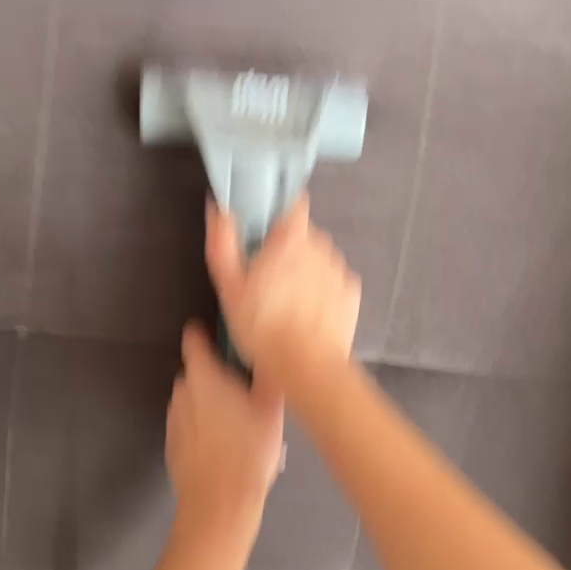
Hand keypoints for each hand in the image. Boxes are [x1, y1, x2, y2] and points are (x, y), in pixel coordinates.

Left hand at [165, 325, 284, 532]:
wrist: (219, 503)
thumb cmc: (248, 452)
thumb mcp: (272, 409)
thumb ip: (269, 372)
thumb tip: (271, 351)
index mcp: (204, 375)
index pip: (194, 337)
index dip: (208, 333)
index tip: (226, 339)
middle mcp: (182, 390)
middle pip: (199, 370)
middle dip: (218, 375)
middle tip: (247, 392)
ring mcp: (173, 417)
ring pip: (194, 398)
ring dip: (210, 402)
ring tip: (239, 423)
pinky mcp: (171, 442)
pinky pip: (189, 422)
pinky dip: (203, 426)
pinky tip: (225, 444)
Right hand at [206, 195, 360, 385]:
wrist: (307, 366)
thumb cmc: (264, 326)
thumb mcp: (229, 286)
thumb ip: (223, 242)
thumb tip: (219, 210)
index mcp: (290, 239)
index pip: (293, 203)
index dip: (278, 213)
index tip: (265, 232)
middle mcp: (321, 247)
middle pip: (302, 235)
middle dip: (286, 249)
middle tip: (266, 279)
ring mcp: (339, 270)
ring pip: (318, 259)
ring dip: (304, 271)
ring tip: (285, 303)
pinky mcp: (351, 294)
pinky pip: (333, 283)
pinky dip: (321, 292)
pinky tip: (306, 314)